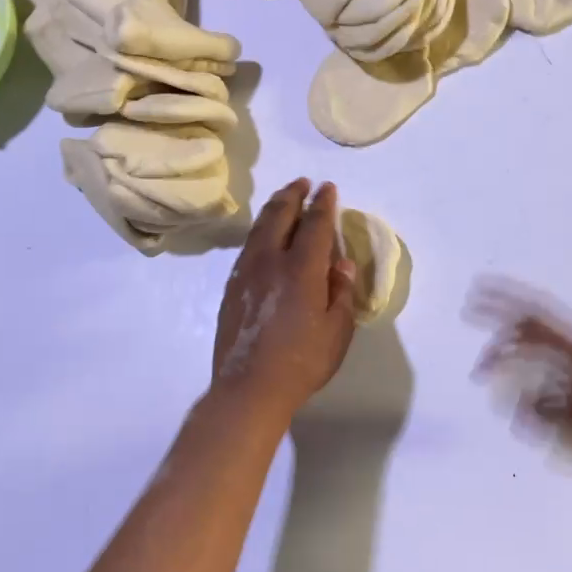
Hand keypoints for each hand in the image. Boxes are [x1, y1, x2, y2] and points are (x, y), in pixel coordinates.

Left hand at [213, 180, 356, 414]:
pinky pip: (247, 249)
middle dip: (293, 196)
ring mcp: (245, 275)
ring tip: (283, 201)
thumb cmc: (303, 362)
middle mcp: (269, 263)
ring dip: (273, 210)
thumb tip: (340, 265)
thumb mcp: (337, 330)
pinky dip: (260, 234)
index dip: (323, 205)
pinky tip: (264, 240)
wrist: (249, 388)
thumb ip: (341, 292)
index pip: (314, 226)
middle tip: (303, 183)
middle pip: (279, 217)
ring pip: (258, 231)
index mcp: (301, 270)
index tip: (328, 189)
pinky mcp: (231, 291)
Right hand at [468, 279, 571, 463]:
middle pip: (545, 332)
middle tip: (487, 363)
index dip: (498, 307)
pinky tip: (560, 392)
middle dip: (511, 342)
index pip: (531, 320)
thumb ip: (544, 409)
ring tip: (524, 389)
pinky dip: (564, 369)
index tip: (471, 302)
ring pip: (566, 349)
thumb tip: (515, 398)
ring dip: (540, 363)